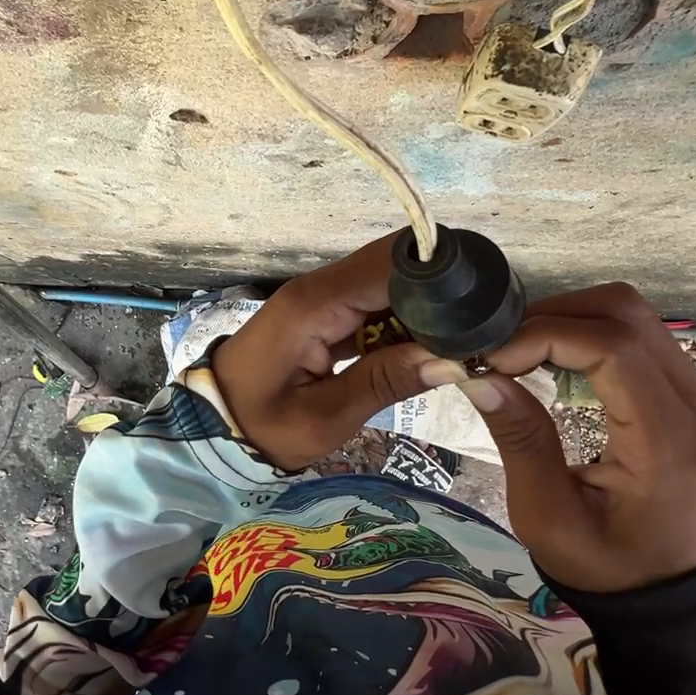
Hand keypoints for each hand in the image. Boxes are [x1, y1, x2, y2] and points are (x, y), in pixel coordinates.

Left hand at [211, 233, 471, 470]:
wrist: (209, 427)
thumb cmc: (258, 427)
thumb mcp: (323, 419)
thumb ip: (384, 383)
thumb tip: (453, 360)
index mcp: (313, 305)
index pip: (388, 267)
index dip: (440, 280)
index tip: (486, 309)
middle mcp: (317, 289)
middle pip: (392, 268)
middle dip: (440, 294)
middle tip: (486, 331)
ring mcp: (318, 299)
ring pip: (386, 285)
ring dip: (424, 310)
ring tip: (469, 342)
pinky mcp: (320, 315)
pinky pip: (371, 305)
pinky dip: (402, 323)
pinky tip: (430, 349)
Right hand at [460, 283, 695, 592]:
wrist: (668, 594)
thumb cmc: (606, 564)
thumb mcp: (548, 516)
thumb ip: (520, 440)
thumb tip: (478, 374)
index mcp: (670, 440)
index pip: (611, 346)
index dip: (542, 336)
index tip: (489, 360)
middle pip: (624, 313)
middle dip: (549, 317)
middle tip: (499, 350)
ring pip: (629, 314)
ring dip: (565, 320)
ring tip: (517, 353)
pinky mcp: (688, 392)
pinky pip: (634, 335)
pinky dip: (582, 333)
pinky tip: (546, 361)